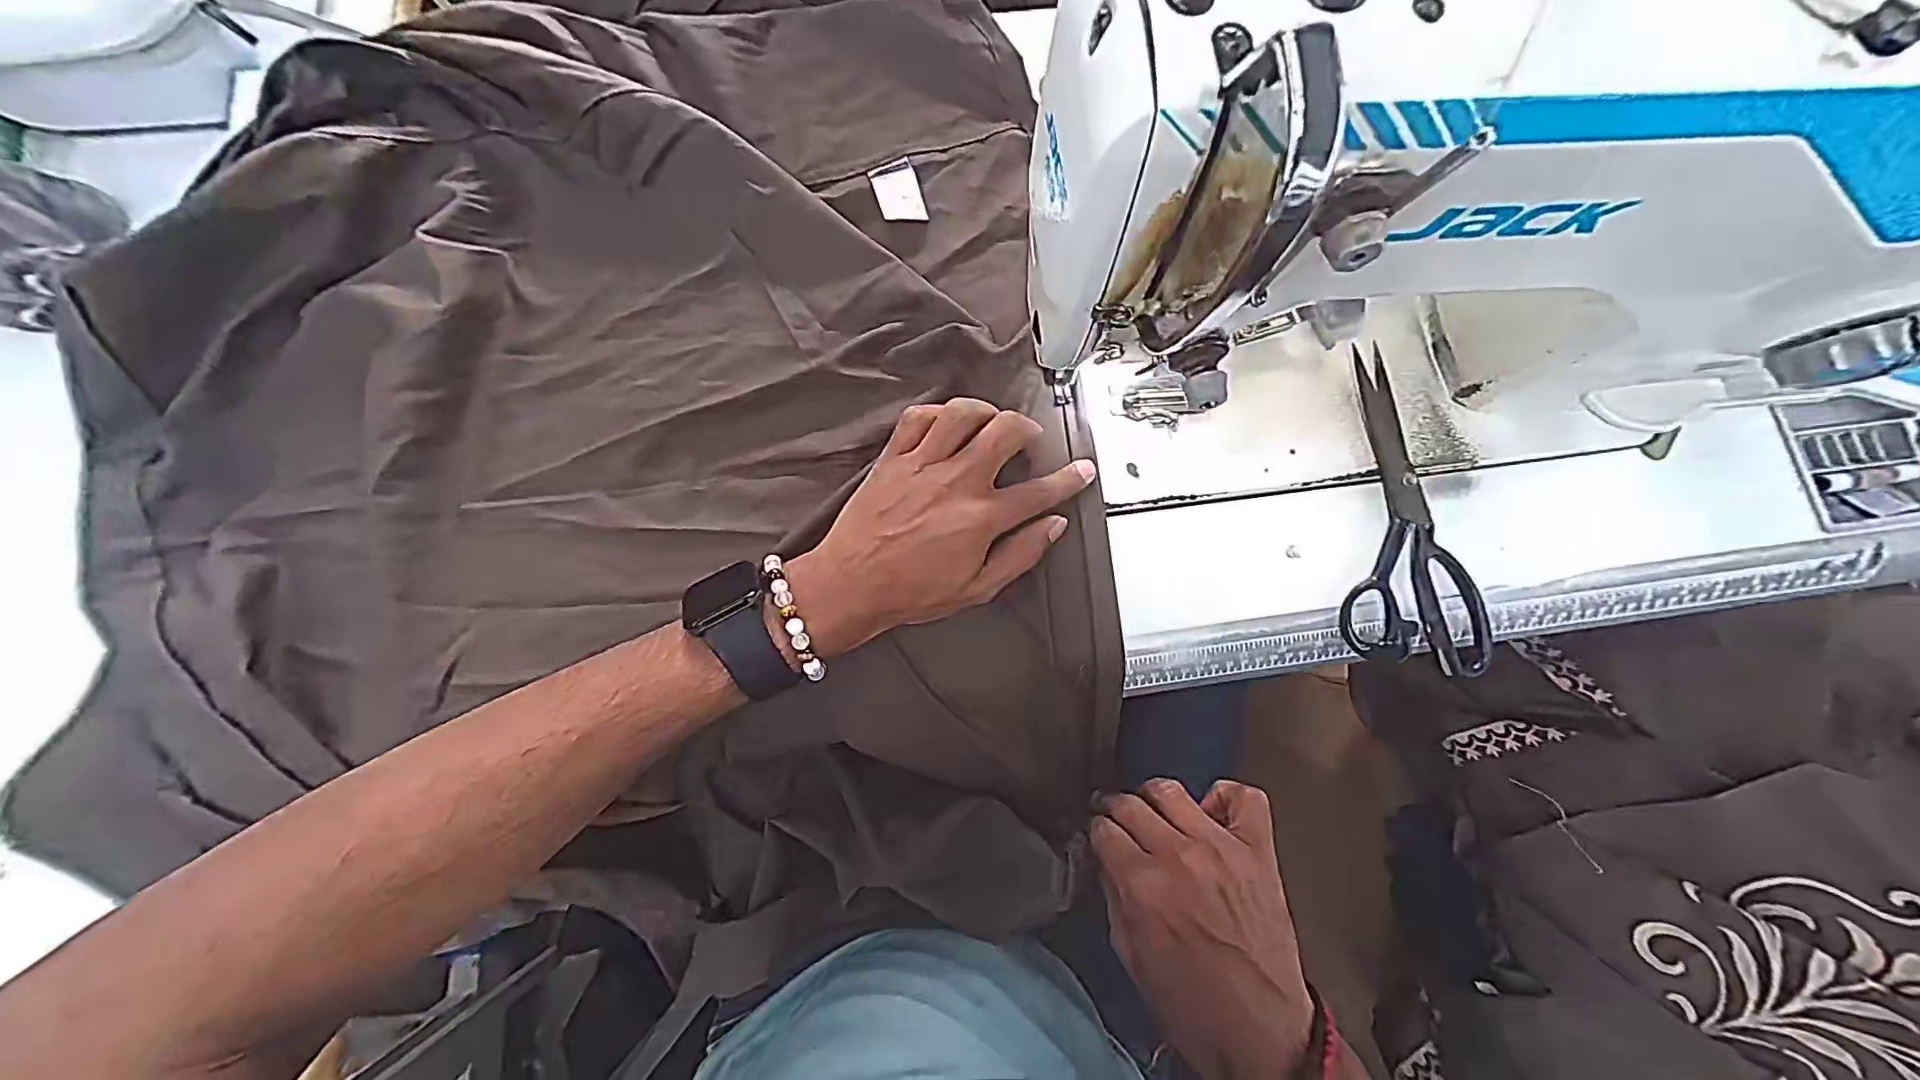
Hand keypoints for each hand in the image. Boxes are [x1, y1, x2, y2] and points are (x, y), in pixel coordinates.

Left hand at [779, 398, 1095, 657]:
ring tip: (991, 422)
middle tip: (1029, 439)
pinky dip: (937, 413)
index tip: (1081, 470)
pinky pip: (917, 418)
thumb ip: (1021, 554)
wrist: (850, 586)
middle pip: (1006, 431)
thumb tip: (1052, 527)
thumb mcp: (977, 589)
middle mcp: (955, 484)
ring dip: (986, 411)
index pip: (1040, 491)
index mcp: (980, 518)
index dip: (1069, 478)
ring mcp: (921, 466)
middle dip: (1028, 428)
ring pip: (963, 413)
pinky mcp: (892, 460)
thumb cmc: (908, 592)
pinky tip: (945, 424)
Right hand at [1094, 779, 1315, 1079]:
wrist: (1263, 1036)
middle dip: (1115, 810)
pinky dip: (1223, 798)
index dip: (1097, 832)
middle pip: (1130, 803)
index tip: (1101, 838)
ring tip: (1156, 815)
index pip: (1104, 828)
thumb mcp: (1131, 956)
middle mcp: (1178, 857)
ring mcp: (1222, 849)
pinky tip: (1211, 816)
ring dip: (1154, 799)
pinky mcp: (1258, 853)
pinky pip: (1242, 798)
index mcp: (1142, 885)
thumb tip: (1107, 861)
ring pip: (1171, 790)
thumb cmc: (1195, 1008)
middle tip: (1117, 821)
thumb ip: (1114, 896)